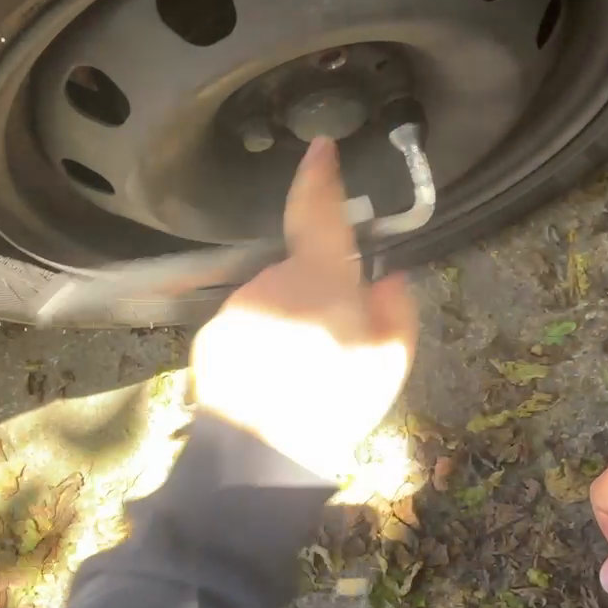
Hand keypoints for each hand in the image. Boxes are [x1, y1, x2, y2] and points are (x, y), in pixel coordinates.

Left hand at [191, 137, 418, 477]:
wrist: (261, 459)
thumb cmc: (336, 406)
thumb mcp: (391, 363)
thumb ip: (395, 309)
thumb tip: (387, 279)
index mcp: (320, 279)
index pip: (320, 213)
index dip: (322, 176)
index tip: (321, 148)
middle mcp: (272, 281)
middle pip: (302, 269)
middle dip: (318, 291)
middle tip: (336, 342)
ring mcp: (237, 306)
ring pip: (274, 299)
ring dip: (290, 319)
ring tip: (303, 371)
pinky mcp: (212, 334)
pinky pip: (248, 323)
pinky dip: (263, 340)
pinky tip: (272, 380)